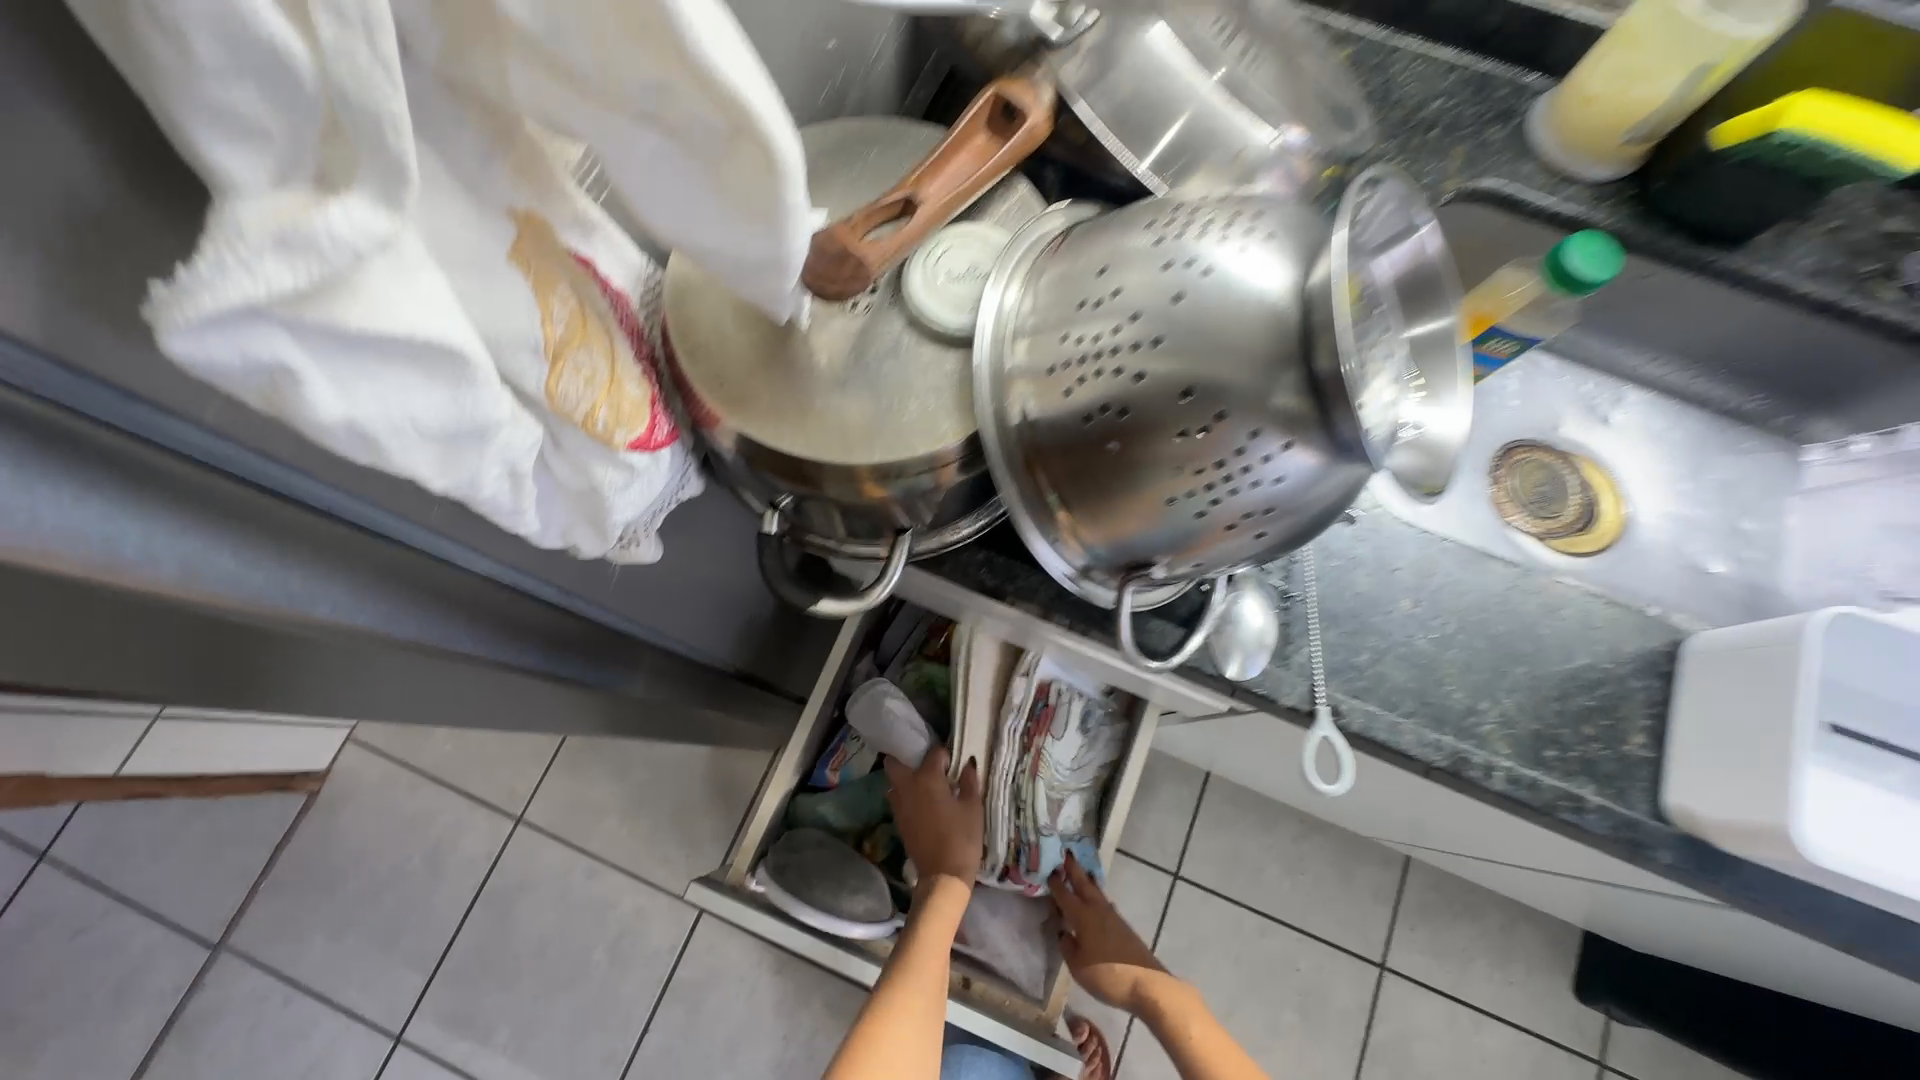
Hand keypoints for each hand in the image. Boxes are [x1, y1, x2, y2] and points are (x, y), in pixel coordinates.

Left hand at [884, 746, 982, 887]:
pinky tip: (923, 802)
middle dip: (906, 757)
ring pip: (893, 781)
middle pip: (895, 762)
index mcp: (927, 778)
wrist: (943, 875)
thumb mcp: (973, 807)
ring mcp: (899, 805)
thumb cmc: (962, 838)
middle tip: (927, 764)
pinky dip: (905, 794)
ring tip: (924, 783)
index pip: (933, 752)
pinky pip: (897, 798)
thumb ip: (969, 782)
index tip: (954, 762)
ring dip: (904, 777)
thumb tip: (967, 764)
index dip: (945, 754)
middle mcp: (907, 786)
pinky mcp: (898, 821)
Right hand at [1051, 853, 1180, 1014]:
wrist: (1146, 984)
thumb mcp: (1078, 966)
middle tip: (1067, 854)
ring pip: (1097, 892)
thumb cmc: (1106, 975)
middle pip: (1084, 884)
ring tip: (1082, 873)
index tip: (1048, 869)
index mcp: (1082, 916)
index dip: (1056, 883)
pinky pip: (1105, 904)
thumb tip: (1063, 932)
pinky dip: (1097, 896)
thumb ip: (1067, 946)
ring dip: (1087, 881)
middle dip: (1074, 870)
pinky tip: (1096, 901)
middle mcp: (1098, 910)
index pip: (1065, 895)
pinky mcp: (1123, 927)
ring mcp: (1113, 917)